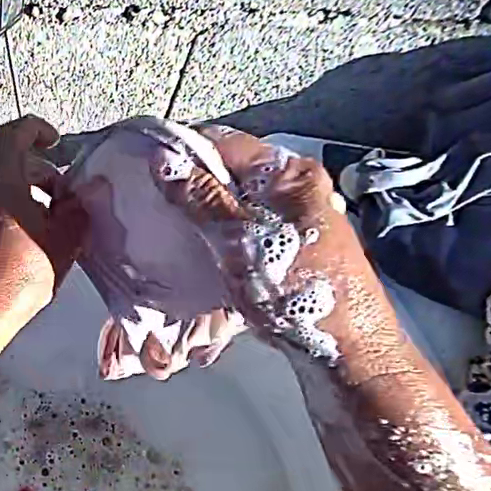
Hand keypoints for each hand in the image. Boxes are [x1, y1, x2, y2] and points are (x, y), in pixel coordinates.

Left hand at [0, 116, 86, 340]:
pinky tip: (40, 248)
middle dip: (46, 178)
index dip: (35, 129)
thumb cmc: (19, 279)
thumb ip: (78, 213)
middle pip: (15, 169)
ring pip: (9, 195)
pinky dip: (23, 220)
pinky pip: (1, 217)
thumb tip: (85, 196)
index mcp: (5, 188)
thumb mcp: (63, 244)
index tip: (55, 141)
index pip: (12, 136)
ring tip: (59, 230)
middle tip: (68, 202)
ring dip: (36, 202)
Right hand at [155, 126, 407, 384]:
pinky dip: (221, 234)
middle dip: (190, 185)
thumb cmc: (298, 292)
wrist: (345, 349)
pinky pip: (244, 227)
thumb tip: (165, 161)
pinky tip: (200, 250)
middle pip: (229, 172)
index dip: (183, 150)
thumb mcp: (240, 242)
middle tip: (153, 202)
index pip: (225, 142)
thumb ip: (202, 199)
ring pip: (235, 202)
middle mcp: (296, 188)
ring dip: (203, 213)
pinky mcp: (290, 245)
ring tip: (169, 226)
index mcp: (291, 174)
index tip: (146, 167)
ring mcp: (294, 217)